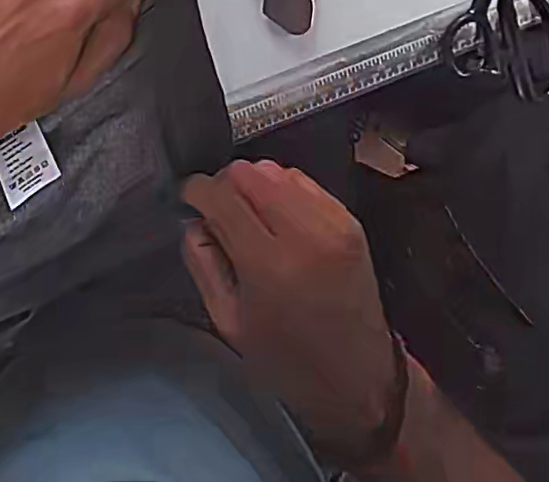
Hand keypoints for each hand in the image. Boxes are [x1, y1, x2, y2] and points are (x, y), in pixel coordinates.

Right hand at [182, 161, 400, 464]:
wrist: (360, 379)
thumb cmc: (288, 359)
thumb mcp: (228, 321)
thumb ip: (201, 261)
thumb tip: (193, 218)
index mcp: (270, 266)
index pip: (220, 196)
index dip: (195, 190)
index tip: (188, 199)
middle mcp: (305, 235)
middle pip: (245, 172)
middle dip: (223, 186)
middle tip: (220, 213)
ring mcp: (332, 223)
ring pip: (272, 169)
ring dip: (253, 185)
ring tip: (251, 217)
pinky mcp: (349, 220)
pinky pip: (301, 179)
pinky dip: (281, 190)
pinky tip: (278, 218)